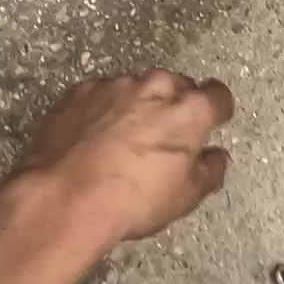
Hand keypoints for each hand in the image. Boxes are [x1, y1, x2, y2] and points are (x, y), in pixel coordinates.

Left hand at [7, 69, 233, 244]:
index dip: (216, 110)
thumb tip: (217, 157)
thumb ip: (209, 171)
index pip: (218, 95)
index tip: (211, 123)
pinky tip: (93, 137)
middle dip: (174, 106)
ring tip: (123, 141)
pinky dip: (103, 109)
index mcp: (189, 110)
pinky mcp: (83, 89)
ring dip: (137, 105)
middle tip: (163, 138)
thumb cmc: (131, 200)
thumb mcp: (184, 198)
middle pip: (177, 86)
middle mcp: (156, 85)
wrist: (65, 197)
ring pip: (138, 87)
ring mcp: (116, 84)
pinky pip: (102, 94)